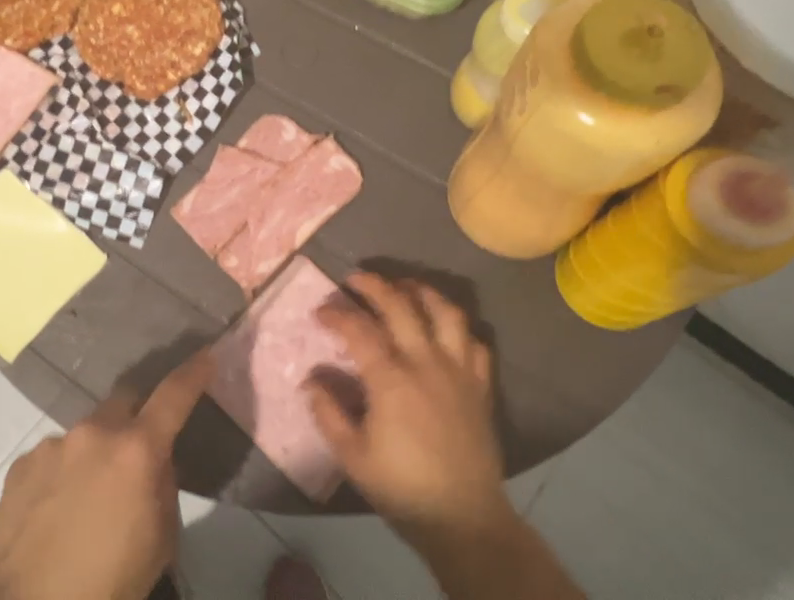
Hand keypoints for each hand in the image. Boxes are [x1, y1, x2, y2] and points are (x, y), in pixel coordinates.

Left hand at [0, 351, 212, 599]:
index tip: (207, 356)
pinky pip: (54, 457)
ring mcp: (54, 445)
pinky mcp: (22, 464)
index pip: (174, 395)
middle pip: (124, 400)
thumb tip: (155, 462)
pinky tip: (57, 510)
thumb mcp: (160, 539)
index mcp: (137, 450)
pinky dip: (64, 474)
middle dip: (136, 418)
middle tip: (137, 453)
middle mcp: (94, 433)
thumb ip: (163, 485)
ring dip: (96, 452)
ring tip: (89, 498)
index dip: (194, 372)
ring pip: (87, 433)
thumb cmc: (110, 579)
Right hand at [308, 273, 515, 542]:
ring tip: (405, 286)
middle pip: (401, 305)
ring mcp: (459, 371)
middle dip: (374, 285)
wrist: (462, 516)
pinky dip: (458, 328)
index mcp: (391, 379)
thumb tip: (312, 380)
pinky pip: (475, 342)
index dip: (337, 314)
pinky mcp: (481, 385)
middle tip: (355, 278)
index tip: (320, 311)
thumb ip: (328, 413)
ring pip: (446, 312)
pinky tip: (444, 329)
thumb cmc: (401, 487)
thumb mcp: (351, 456)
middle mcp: (426, 363)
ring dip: (422, 292)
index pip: (359, 330)